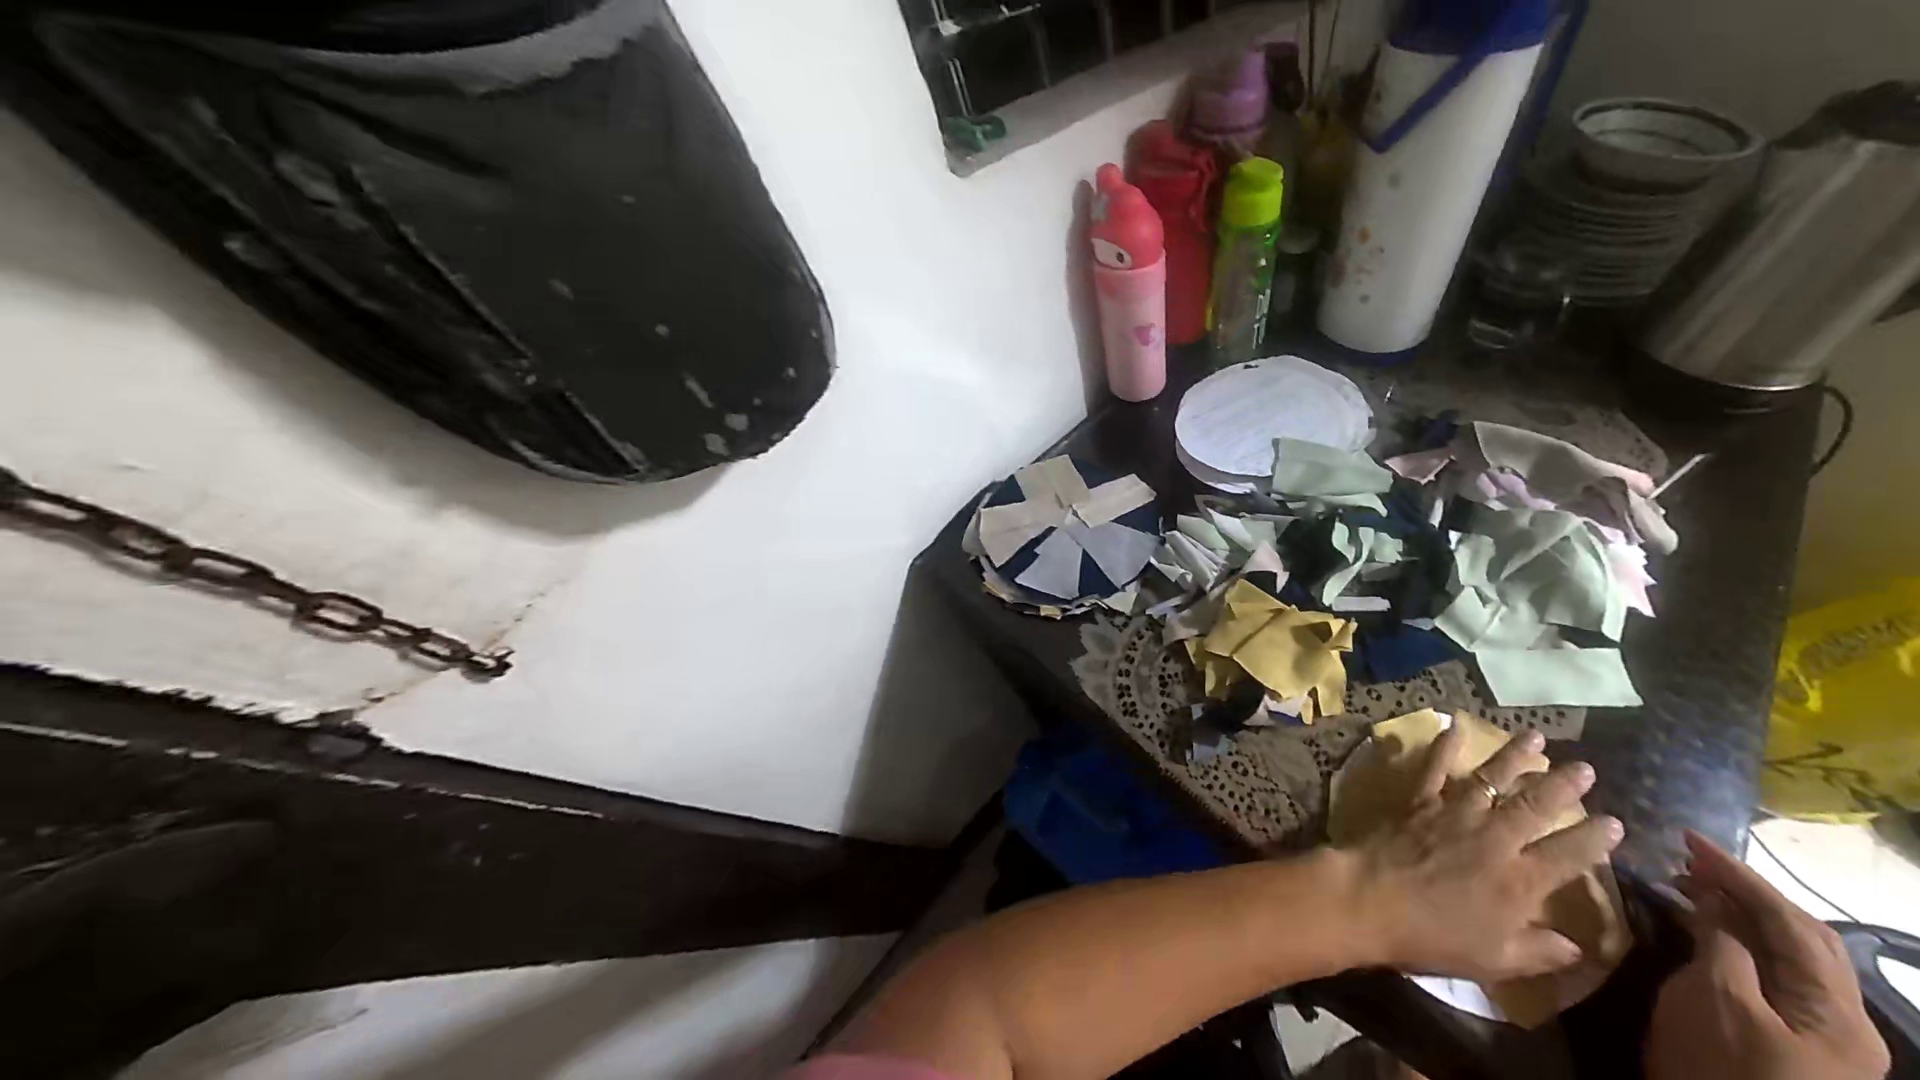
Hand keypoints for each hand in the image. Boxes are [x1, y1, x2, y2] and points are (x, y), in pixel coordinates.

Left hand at [1337, 726, 1624, 981]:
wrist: (1369, 900)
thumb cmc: (1433, 935)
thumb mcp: (1497, 959)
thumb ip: (1540, 951)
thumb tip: (1578, 948)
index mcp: (1519, 880)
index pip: (1569, 855)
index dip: (1595, 839)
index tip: (1616, 821)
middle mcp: (1493, 839)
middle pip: (1535, 806)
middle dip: (1563, 786)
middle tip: (1585, 767)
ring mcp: (1454, 814)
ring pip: (1491, 779)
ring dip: (1515, 756)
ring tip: (1536, 736)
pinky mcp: (1418, 802)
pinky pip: (1435, 769)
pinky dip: (1445, 746)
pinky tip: (1453, 725)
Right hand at [1645, 830, 1889, 1079]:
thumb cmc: (1723, 1069)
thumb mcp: (1717, 1001)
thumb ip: (1722, 944)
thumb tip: (1712, 895)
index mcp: (1835, 1011)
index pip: (1790, 923)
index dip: (1739, 875)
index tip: (1687, 838)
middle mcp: (1841, 1019)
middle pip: (1801, 938)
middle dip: (1746, 890)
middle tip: (1687, 856)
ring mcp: (1817, 1032)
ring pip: (1788, 955)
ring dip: (1741, 912)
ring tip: (1688, 883)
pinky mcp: (1788, 1037)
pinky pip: (1771, 973)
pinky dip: (1738, 939)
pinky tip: (1704, 927)